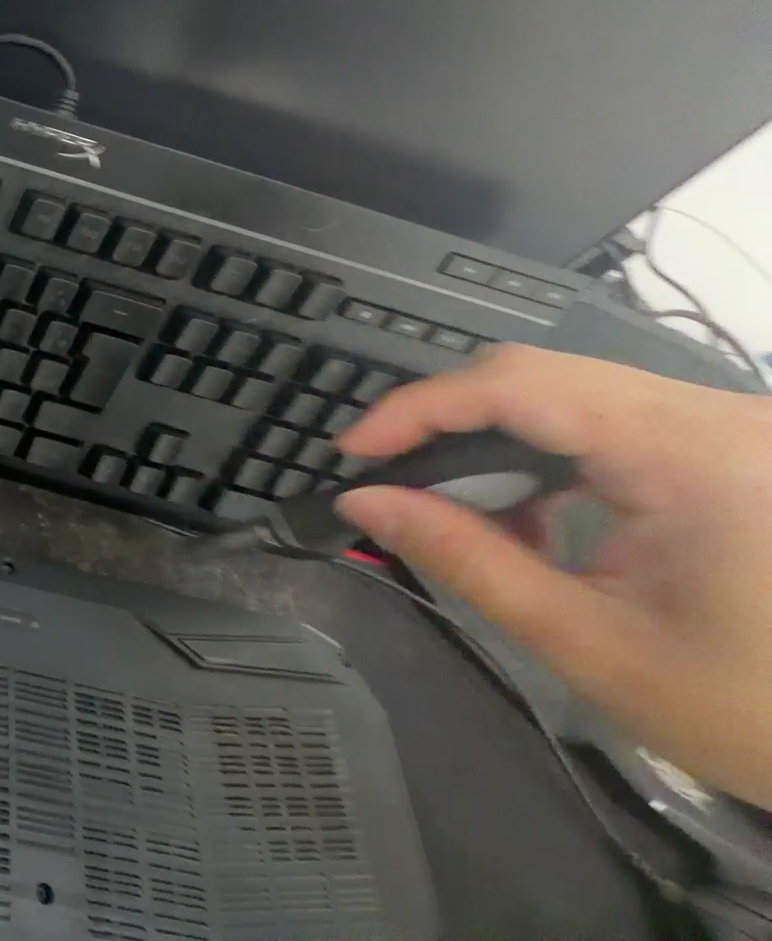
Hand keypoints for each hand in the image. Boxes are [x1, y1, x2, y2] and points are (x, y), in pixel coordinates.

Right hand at [335, 344, 771, 808]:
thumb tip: (362, 502)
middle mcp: (723, 419)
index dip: (418, 408)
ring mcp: (732, 428)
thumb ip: (462, 557)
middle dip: (446, 422)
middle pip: (537, 375)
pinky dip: (541, 455)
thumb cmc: (751, 709)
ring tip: (462, 513)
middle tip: (389, 479)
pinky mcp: (731, 445)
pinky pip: (605, 418)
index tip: (353, 452)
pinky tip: (532, 516)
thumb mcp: (582, 639)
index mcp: (697, 458)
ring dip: (491, 442)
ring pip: (565, 392)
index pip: (518, 385)